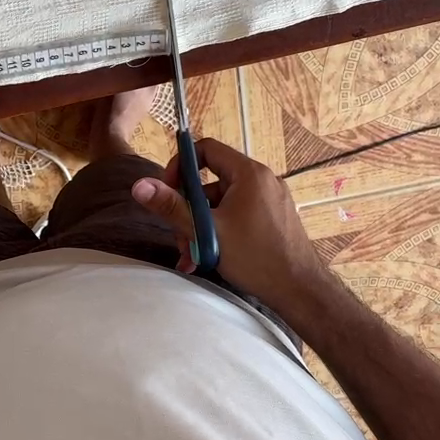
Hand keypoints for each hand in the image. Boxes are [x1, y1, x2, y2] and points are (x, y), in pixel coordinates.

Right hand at [130, 137, 330, 310]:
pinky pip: (236, 217)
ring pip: (221, 205)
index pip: (207, 149)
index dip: (181, 165)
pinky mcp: (272, 219)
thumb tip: (139, 185)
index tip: (167, 190)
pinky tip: (207, 258)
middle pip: (210, 182)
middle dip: (188, 210)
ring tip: (192, 256)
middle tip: (180, 236)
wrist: (300, 290)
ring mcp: (269, 200)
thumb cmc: (255, 257)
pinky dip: (218, 233)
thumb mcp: (207, 231)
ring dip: (200, 228)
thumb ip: (172, 207)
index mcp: (248, 174)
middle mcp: (261, 181)